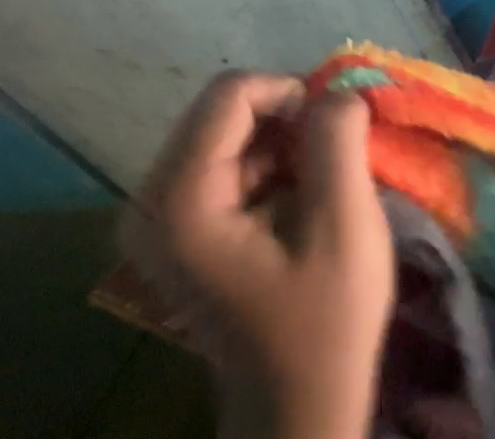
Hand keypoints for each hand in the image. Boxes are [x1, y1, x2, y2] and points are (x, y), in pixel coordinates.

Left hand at [120, 72, 393, 438]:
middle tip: (339, 158)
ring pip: (229, 135)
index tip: (342, 130)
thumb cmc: (325, 318)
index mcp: (180, 202)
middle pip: (224, 111)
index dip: (295, 94)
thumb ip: (338, 142)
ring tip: (329, 182)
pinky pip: (227, 165)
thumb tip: (338, 92)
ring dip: (287, 143)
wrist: (298, 402)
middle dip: (291, 118)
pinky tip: (306, 202)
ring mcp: (161, 220)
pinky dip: (274, 166)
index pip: (230, 95)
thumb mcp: (344, 223)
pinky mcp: (181, 233)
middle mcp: (150, 204)